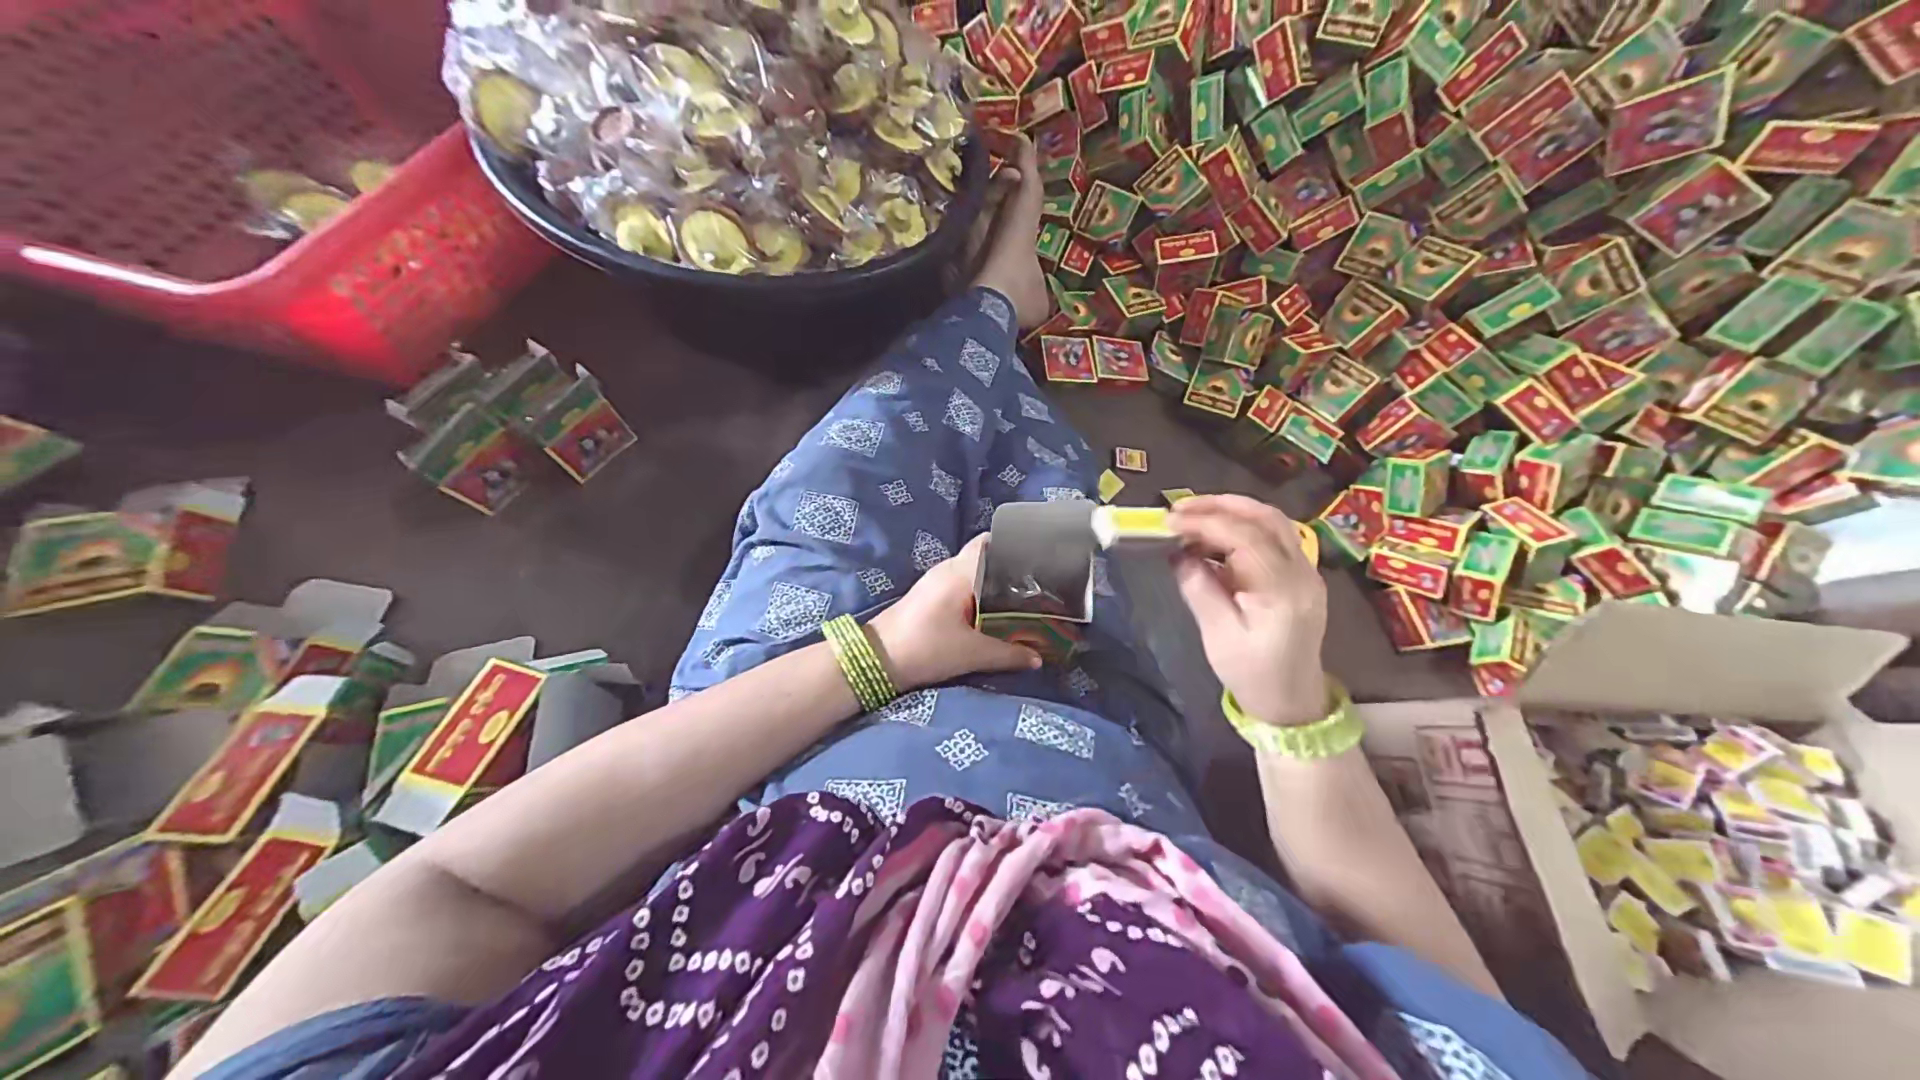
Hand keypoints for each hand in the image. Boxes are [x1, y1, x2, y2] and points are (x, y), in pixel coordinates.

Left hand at [868, 533, 1041, 689]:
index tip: (1040, 559)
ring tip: (1022, 599)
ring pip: (973, 573)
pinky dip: (980, 594)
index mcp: (959, 573)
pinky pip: (962, 585)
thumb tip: (1038, 658)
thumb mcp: (971, 654)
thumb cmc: (925, 649)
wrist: (876, 660)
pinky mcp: (930, 596)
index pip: (991, 543)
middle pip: (985, 558)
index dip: (1015, 546)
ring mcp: (936, 581)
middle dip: (1009, 569)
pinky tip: (994, 612)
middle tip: (1038, 586)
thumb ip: (1008, 654)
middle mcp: (947, 570)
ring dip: (994, 583)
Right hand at [1169, 495, 1328, 727]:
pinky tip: (1213, 537)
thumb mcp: (1218, 635)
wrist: (1291, 700)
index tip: (1169, 521)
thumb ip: (1199, 589)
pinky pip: (1273, 537)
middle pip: (1265, 518)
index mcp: (1282, 590)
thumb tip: (1179, 555)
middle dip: (1220, 505)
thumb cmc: (1252, 673)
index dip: (1205, 522)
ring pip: (1272, 522)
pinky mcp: (1299, 575)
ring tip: (1192, 516)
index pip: (1245, 537)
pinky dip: (1241, 527)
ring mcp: (1305, 571)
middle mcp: (1302, 572)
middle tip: (1179, 508)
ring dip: (1232, 511)